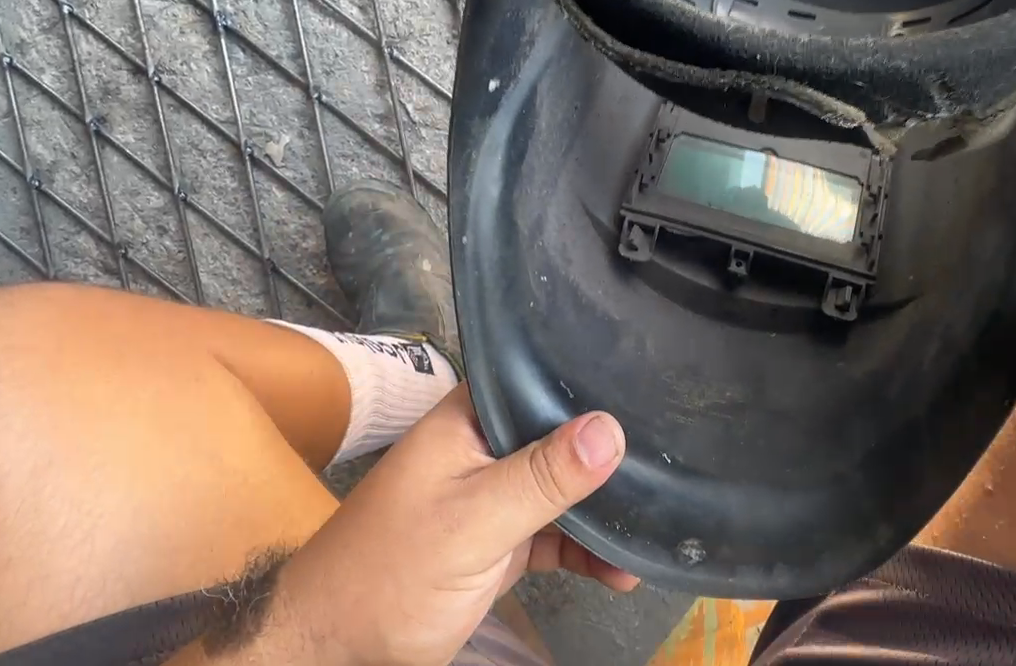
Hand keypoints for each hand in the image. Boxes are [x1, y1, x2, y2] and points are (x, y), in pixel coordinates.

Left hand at [269, 384, 635, 664]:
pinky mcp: (504, 537)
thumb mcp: (473, 522)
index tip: (658, 381)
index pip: (543, 377)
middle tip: (678, 451)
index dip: (597, 378)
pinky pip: (558, 534)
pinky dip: (589, 550)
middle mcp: (490, 443)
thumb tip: (612, 428)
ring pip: (567, 485)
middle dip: (614, 445)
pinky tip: (626, 571)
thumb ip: (541, 477)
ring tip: (664, 521)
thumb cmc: (394, 572)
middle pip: (564, 431)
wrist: (337, 651)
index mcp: (474, 416)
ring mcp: (498, 492)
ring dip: (607, 507)